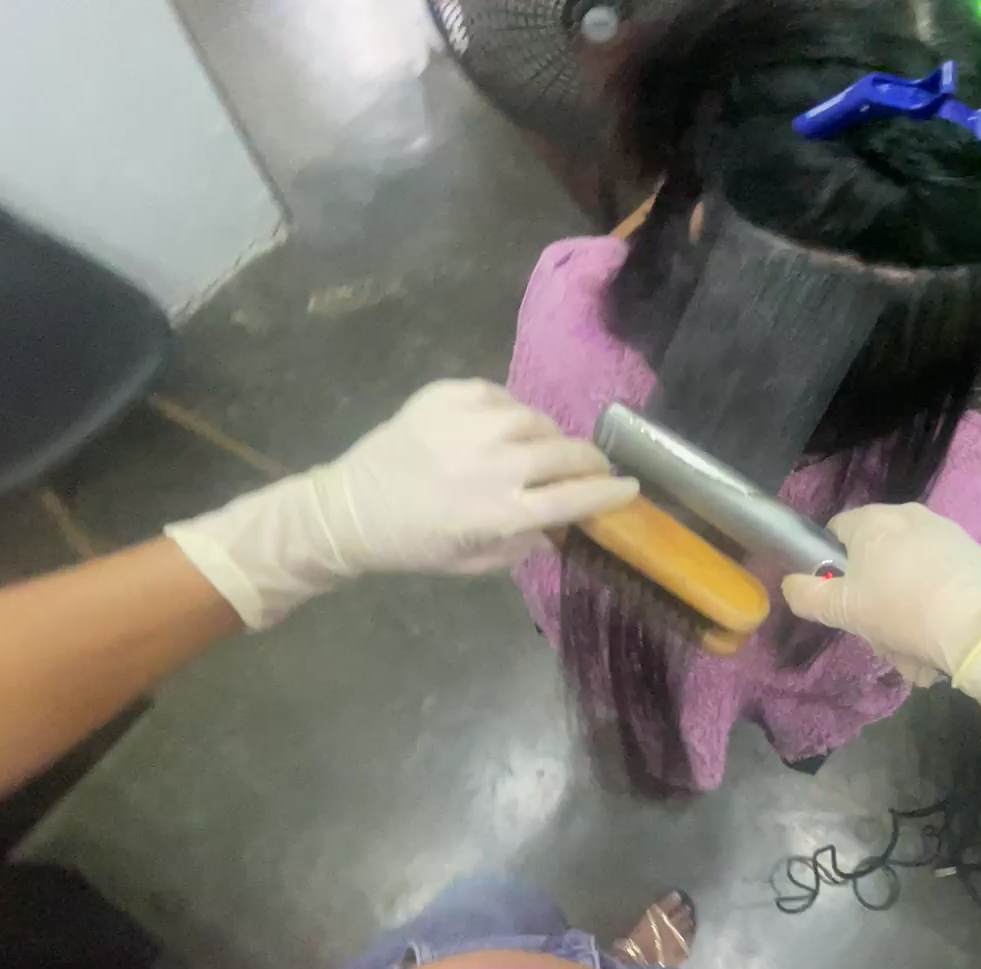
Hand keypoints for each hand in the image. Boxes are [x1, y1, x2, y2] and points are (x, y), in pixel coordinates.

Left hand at [166, 379, 637, 627]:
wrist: (349, 509)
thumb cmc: (417, 545)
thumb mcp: (476, 562)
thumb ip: (526, 542)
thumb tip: (563, 521)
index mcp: (503, 512)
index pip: (577, 498)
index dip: (611, 493)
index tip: (630, 488)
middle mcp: (496, 464)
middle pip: (569, 454)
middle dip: (592, 462)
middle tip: (593, 467)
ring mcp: (473, 423)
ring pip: (540, 421)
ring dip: (549, 438)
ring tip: (539, 450)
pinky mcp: (450, 394)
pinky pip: (504, 398)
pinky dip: (512, 414)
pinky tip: (501, 430)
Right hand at [781, 504, 980, 739]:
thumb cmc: (902, 611)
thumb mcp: (842, 610)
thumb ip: (806, 595)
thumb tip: (790, 584)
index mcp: (873, 520)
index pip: (835, 531)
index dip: (830, 565)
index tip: (840, 598)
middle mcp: (909, 514)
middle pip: (874, 555)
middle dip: (871, 595)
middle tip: (876, 630)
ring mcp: (946, 532)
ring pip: (906, 573)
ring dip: (901, 609)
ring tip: (911, 648)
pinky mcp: (974, 554)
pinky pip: (937, 579)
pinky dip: (932, 606)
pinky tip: (938, 638)